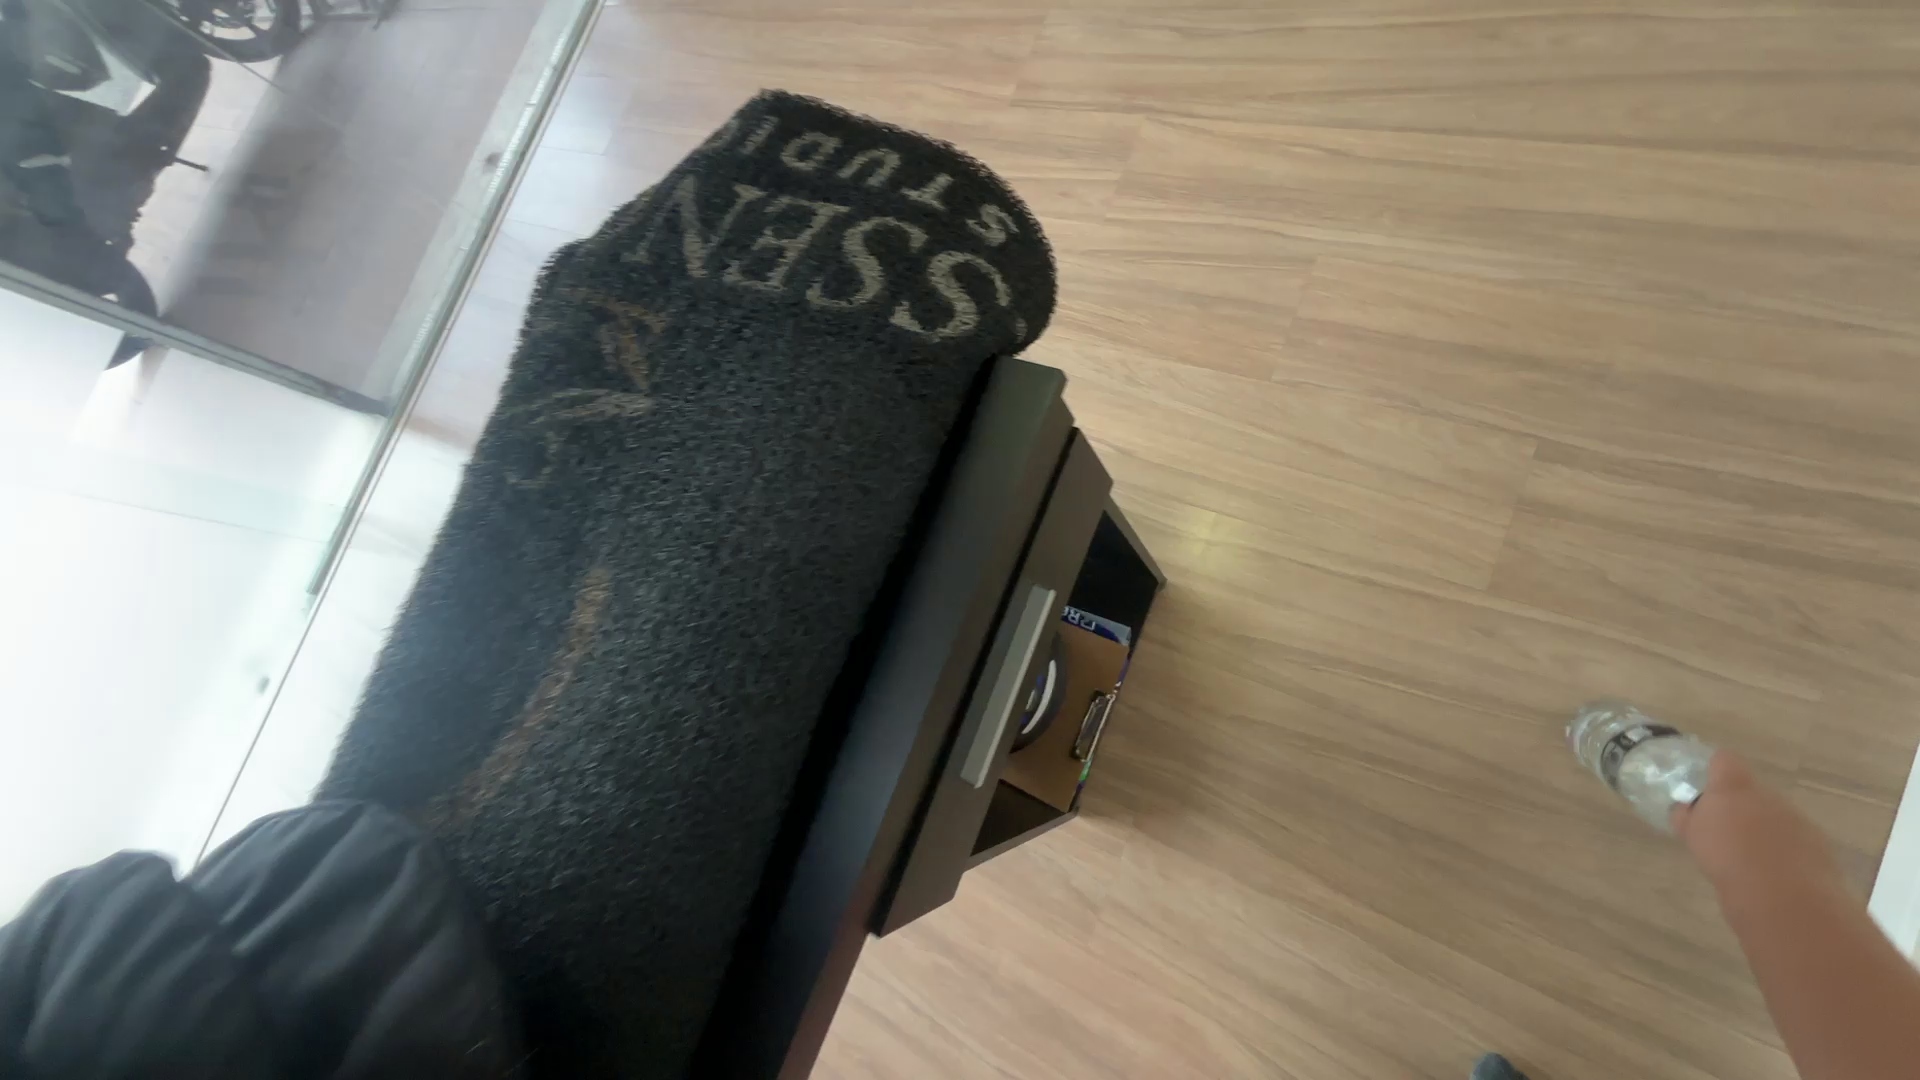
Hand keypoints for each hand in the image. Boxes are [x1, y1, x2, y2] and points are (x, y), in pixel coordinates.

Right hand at [1671, 751, 1842, 894]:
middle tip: (1723, 824)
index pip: (1725, 760)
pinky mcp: (1820, 845)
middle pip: (1753, 790)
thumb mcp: (1691, 834)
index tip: (1705, 781)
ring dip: (1763, 826)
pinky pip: (1796, 837)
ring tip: (1748, 851)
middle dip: (1740, 803)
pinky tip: (1772, 868)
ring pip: (1776, 814)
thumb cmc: (1725, 857)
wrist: (1784, 897)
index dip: (1715, 767)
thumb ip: (1688, 815)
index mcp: (1734, 789)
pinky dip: (1784, 847)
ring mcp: (1799, 820)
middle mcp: (1769, 797)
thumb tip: (1688, 808)